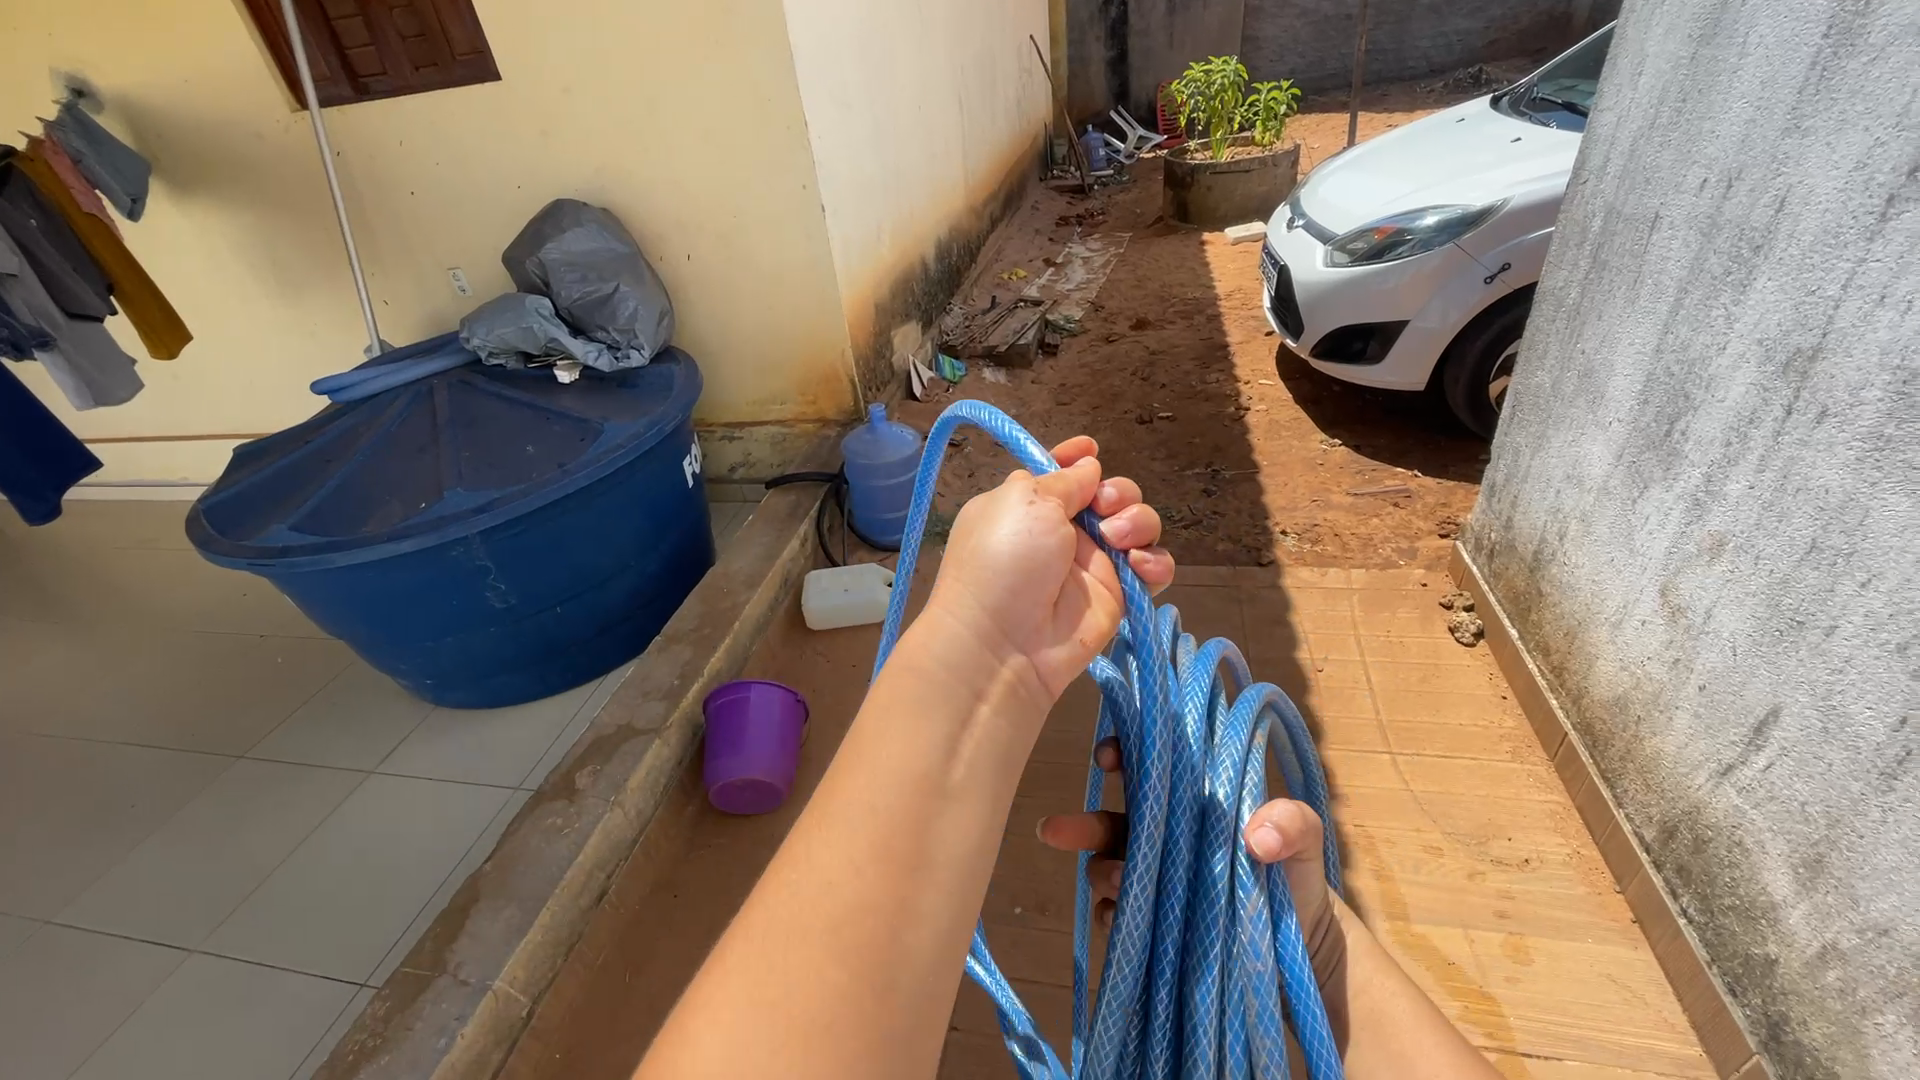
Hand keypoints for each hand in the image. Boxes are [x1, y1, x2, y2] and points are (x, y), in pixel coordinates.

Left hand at [923, 437, 1174, 704]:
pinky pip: (1153, 569)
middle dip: (1117, 492)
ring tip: (1116, 539)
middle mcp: (1062, 531)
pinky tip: (1138, 567)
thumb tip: (1088, 465)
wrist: (1004, 641)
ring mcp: (1092, 564)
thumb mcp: (1025, 502)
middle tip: (1103, 508)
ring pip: (1138, 526)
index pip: (1062, 474)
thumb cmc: (1004, 559)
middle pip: (1111, 495)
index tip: (1092, 448)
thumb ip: (1063, 480)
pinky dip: (1155, 562)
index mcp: (1030, 504)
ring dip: (1137, 522)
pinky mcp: (1118, 596)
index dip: (1078, 459)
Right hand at [1037, 739, 1339, 984]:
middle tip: (1052, 830)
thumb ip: (1291, 822)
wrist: (1306, 952)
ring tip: (1120, 881)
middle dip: (1078, 824)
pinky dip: (1112, 915)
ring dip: (1103, 872)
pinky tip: (1121, 919)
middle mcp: (1161, 837)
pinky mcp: (1151, 925)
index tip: (1107, 759)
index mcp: (1188, 803)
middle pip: (1107, 821)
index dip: (1121, 754)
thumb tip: (1254, 834)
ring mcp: (1153, 881)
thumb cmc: (1298, 880)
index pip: (1145, 767)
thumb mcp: (1305, 840)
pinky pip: (1115, 916)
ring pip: (1105, 868)